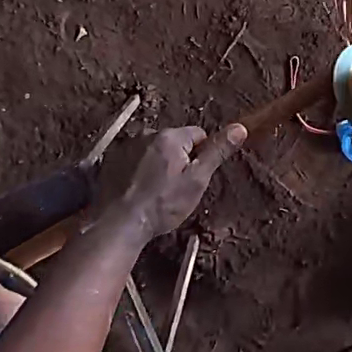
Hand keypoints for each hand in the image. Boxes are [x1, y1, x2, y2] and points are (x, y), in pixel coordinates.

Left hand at [91, 124, 245, 241]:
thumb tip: (240, 127)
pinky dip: (140, 170)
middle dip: (179, 159)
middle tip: (176, 187)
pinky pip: (136, 159)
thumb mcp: (197, 179)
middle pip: (175, 142)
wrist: (119, 224)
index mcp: (171, 136)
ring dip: (158, 164)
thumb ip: (217, 151)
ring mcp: (127, 146)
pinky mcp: (111, 160)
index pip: (199, 135)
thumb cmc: (163, 203)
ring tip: (156, 191)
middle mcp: (147, 134)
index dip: (201, 156)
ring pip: (155, 151)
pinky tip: (139, 191)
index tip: (193, 177)